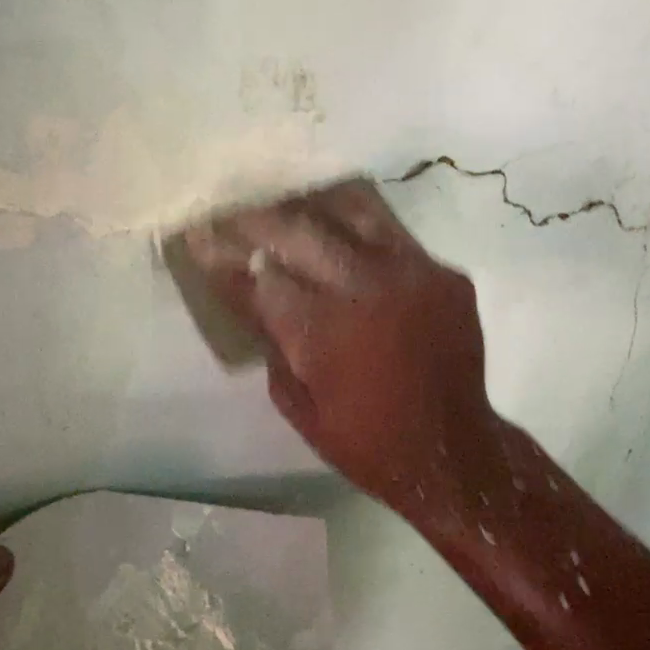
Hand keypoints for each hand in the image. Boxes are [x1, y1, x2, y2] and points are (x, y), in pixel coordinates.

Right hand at [182, 179, 495, 504]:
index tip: (198, 236)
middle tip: (233, 209)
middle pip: (297, 230)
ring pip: (352, 211)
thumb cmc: (365, 441)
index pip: (259, 275)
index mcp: (322, 328)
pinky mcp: (443, 273)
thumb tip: (251, 291)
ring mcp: (411, 273)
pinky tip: (340, 225)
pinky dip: (359, 227)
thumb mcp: (298, 404)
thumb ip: (270, 341)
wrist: (452, 452)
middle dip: (256, 218)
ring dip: (311, 203)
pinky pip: (394, 233)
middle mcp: (365, 288)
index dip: (222, 254)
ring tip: (287, 197)